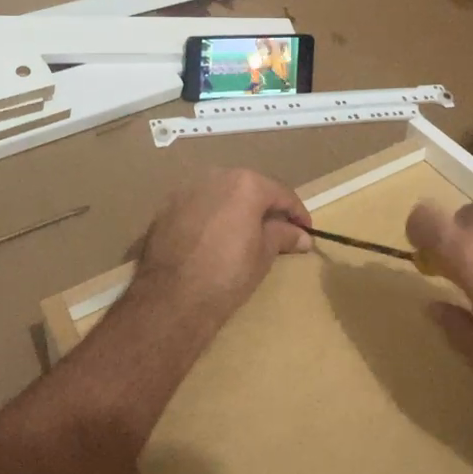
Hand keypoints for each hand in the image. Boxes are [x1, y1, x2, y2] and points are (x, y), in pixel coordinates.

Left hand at [130, 169, 312, 328]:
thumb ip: (283, 236)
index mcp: (245, 184)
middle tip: (277, 231)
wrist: (171, 297)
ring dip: (235, 209)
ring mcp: (187, 188)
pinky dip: (211, 216)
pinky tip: (213, 238)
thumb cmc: (227, 275)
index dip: (297, 213)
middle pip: (249, 188)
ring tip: (245, 234)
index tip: (306, 231)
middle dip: (265, 207)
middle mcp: (216, 176)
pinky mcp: (166, 205)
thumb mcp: (263, 256)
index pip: (281, 193)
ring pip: (221, 193)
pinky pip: (198, 205)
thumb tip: (302, 235)